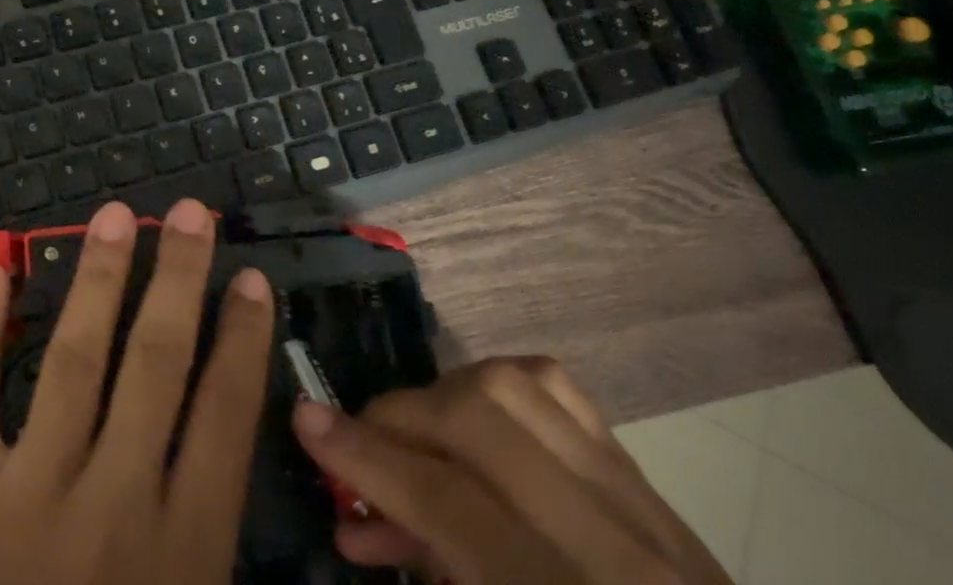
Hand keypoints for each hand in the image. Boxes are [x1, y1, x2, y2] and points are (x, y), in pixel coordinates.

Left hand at [0, 199, 274, 584]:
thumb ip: (212, 521)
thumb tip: (232, 423)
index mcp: (186, 537)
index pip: (227, 410)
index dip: (243, 335)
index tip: (252, 277)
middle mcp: (116, 497)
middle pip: (156, 364)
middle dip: (178, 279)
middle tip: (189, 213)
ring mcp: (32, 488)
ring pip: (73, 361)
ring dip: (98, 281)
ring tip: (116, 217)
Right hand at [292, 357, 734, 584]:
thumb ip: (425, 566)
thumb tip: (354, 519)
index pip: (450, 500)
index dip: (367, 456)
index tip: (306, 421)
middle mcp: (615, 543)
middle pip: (484, 418)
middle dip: (399, 415)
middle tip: (358, 440)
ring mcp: (641, 503)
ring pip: (525, 386)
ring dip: (444, 393)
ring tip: (411, 434)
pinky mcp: (646, 481)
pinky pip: (562, 392)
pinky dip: (498, 387)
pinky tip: (469, 414)